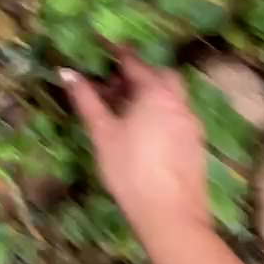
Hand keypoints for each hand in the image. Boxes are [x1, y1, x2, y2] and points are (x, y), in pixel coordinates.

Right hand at [60, 53, 209, 247]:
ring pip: (172, 97)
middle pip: (162, 76)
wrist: (171, 218)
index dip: (117, 53)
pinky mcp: (196, 146)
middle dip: (141, 73)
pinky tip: (143, 131)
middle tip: (116, 81)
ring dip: (151, 93)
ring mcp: (191, 125)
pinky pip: (177, 116)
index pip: (135, 63)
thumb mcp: (102, 131)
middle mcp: (178, 103)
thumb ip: (86, 99)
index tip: (102, 46)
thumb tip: (67, 72)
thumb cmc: (131, 168)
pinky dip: (160, 112)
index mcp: (156, 93)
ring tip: (125, 107)